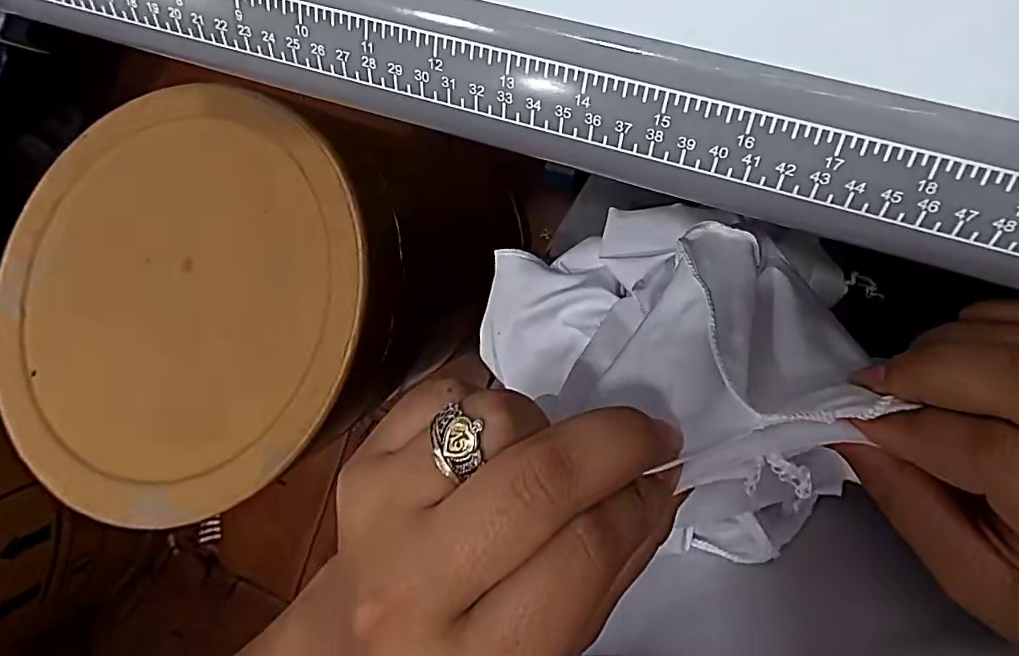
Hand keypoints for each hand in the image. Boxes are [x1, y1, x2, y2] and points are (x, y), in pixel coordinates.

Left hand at [246, 357, 680, 655]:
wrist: (355, 643)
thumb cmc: (469, 645)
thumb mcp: (550, 641)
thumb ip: (612, 561)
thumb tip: (662, 476)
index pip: (583, 550)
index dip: (637, 498)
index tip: (663, 469)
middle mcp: (419, 585)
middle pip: (538, 477)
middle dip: (612, 438)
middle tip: (646, 430)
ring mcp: (380, 512)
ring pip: (493, 415)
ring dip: (538, 420)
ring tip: (538, 450)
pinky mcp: (362, 460)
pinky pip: (446, 387)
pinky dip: (483, 390)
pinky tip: (488, 430)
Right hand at [837, 300, 1018, 655]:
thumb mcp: (995, 596)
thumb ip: (915, 511)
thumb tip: (854, 434)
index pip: (1010, 460)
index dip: (922, 430)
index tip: (864, 421)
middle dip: (933, 370)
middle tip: (877, 380)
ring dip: (955, 344)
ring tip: (908, 367)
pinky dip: (996, 321)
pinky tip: (959, 340)